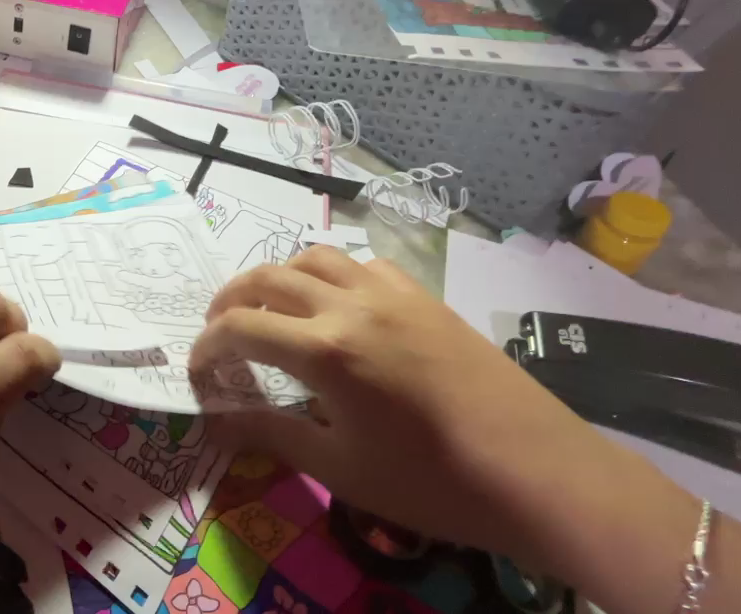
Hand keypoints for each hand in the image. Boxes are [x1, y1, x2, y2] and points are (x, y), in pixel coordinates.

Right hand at [189, 246, 664, 566]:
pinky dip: (329, 274)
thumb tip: (215, 419)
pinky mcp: (421, 295)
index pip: (239, 329)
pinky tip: (336, 305)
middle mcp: (348, 305)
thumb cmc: (434, 483)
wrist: (542, 475)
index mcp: (324, 349)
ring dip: (276, 277)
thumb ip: (270, 434)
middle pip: (265, 279)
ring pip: (310, 257)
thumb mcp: (341, 469)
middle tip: (220, 333)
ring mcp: (388, 293)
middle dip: (229, 302)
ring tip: (269, 308)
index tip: (198, 372)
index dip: (207, 347)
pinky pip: (359, 263)